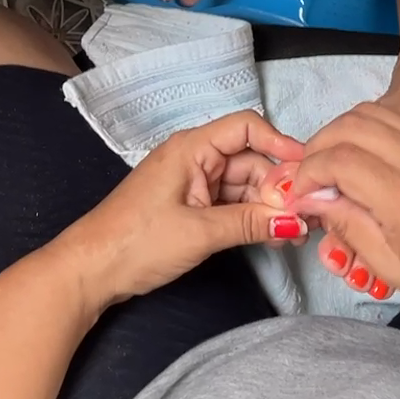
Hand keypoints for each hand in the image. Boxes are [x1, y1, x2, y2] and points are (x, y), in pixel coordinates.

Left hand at [47, 111, 307, 313]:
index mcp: (192, 147)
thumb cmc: (138, 241)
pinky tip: (273, 234)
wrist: (90, 271)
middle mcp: (195, 157)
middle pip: (250, 159)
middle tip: (309, 214)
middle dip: (279, 184)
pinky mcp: (191, 204)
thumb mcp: (200, 232)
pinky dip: (251, 216)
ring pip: (243, 183)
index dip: (280, 143)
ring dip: (268, 205)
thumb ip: (250, 222)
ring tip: (297, 231)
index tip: (308, 170)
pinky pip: (230, 202)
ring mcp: (194, 182)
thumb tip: (296, 219)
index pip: (246, 127)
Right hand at [253, 65, 399, 303]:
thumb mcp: (391, 266)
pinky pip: (393, 118)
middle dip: (318, 147)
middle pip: (350, 127)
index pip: (341, 161)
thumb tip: (310, 197)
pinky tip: (357, 155)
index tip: (300, 192)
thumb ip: (347, 224)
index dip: (310, 173)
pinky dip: (364, 129)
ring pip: (369, 114)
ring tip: (328, 163)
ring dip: (338, 133)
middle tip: (308, 175)